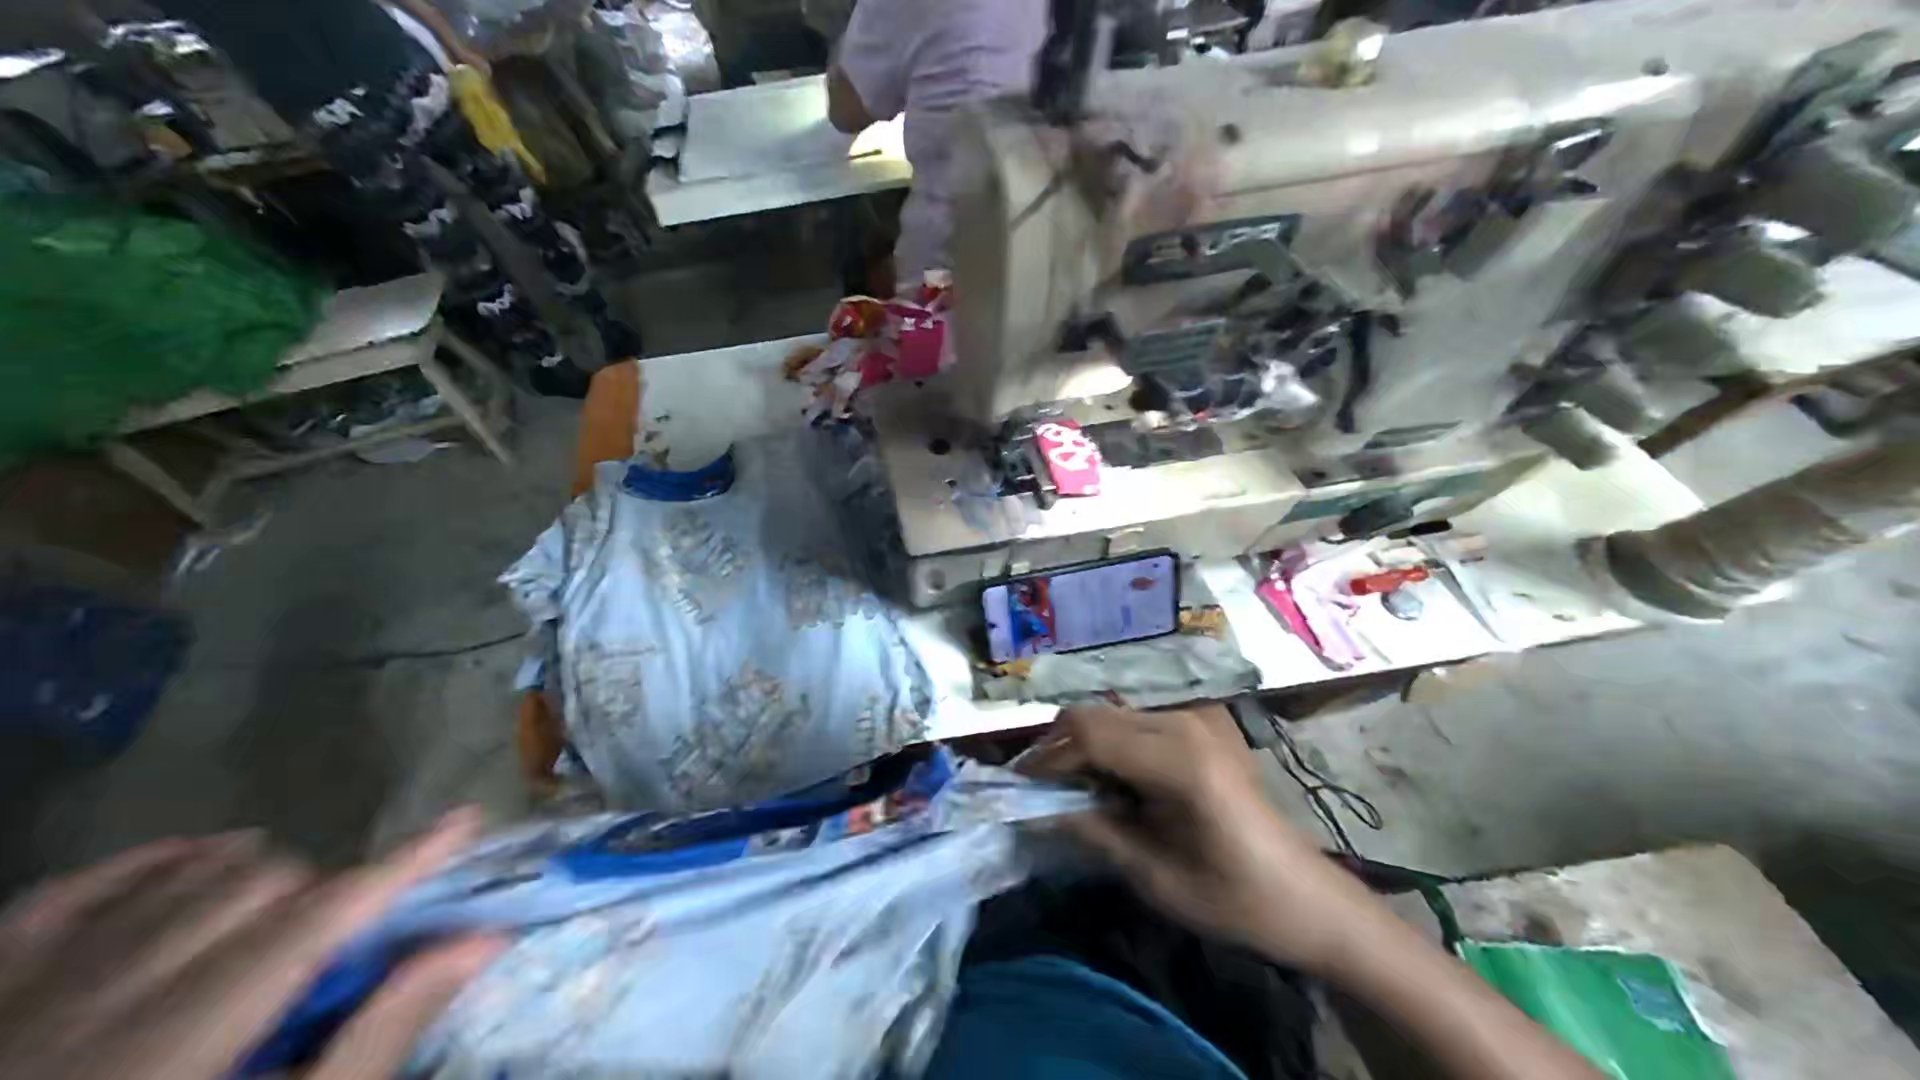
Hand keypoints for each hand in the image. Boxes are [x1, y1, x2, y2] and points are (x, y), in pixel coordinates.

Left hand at [0, 810, 498, 1079]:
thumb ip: (380, 1035)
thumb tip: (478, 942)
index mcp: (177, 1047)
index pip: (321, 918)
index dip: (402, 863)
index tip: (465, 820)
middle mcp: (97, 1004)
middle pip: (256, 884)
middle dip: (321, 888)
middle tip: (345, 928)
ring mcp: (20, 997)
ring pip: (173, 876)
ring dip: (249, 872)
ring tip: (280, 902)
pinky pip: (62, 896)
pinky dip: (140, 866)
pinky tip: (188, 862)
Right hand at [1025, 705, 1385, 974]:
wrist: (1307, 897)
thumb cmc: (1235, 899)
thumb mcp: (1155, 877)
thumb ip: (1092, 831)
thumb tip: (1034, 808)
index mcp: (1180, 761)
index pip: (1089, 735)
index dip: (1045, 758)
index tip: (1017, 786)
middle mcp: (1185, 724)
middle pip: (1094, 715)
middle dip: (1057, 749)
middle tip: (1038, 789)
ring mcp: (1195, 719)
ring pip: (1109, 714)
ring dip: (1080, 745)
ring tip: (1069, 789)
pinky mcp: (1199, 725)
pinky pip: (1133, 722)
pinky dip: (1107, 744)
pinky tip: (1109, 781)